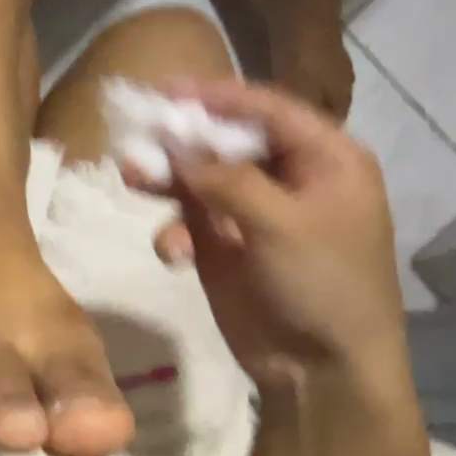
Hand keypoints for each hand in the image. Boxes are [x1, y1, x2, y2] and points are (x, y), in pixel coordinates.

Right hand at [133, 78, 410, 393]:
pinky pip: (187, 228)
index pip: (267, 112)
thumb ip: (227, 182)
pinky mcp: (222, 254)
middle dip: (183, 144)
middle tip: (137, 139)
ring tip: (131, 180)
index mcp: (324, 160)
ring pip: (199, 186)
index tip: (167, 91)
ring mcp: (250, 219)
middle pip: (226, 146)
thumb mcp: (281, 224)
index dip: (219, 98)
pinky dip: (173, 234)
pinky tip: (172, 253)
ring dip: (167, 184)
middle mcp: (286, 182)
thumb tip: (177, 147)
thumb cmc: (322, 283)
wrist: (319, 364)